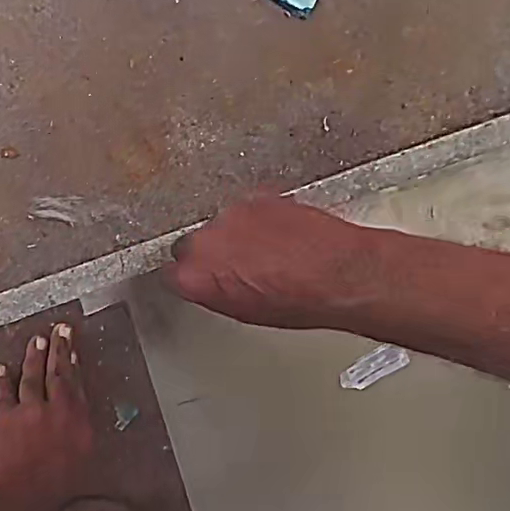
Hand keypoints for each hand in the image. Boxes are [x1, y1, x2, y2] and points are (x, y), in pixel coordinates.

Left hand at [0, 323, 94, 510]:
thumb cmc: (44, 498)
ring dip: (35, 356)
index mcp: (81, 429)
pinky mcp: (7, 417)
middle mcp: (59, 415)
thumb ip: (76, 447)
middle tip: (61, 330)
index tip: (75, 351)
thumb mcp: (76, 473)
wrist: (10, 500)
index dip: (76, 366)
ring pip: (34, 376)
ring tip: (38, 340)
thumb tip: (74, 436)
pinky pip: (5, 393)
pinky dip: (2, 380)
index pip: (79, 389)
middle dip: (61, 349)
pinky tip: (1, 369)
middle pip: (60, 374)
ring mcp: (32, 413)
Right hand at [165, 196, 388, 328]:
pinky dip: (257, 220)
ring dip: (234, 236)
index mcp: (194, 275)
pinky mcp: (256, 197)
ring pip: (220, 225)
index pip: (171, 273)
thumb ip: (213, 291)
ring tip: (263, 254)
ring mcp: (230, 215)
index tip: (199, 280)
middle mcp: (205, 241)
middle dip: (208, 255)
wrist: (338, 273)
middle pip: (190, 245)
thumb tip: (210, 285)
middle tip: (233, 268)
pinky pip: (246, 210)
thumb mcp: (243, 312)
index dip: (188, 278)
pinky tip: (276, 237)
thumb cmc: (298, 300)